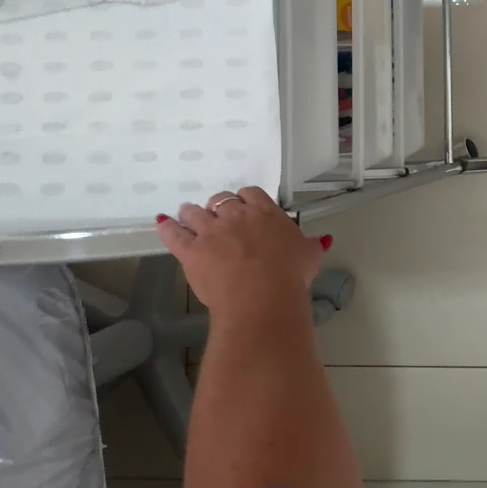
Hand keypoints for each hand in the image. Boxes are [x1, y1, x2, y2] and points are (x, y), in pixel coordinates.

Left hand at [156, 186, 324, 320]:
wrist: (261, 294)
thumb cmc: (290, 274)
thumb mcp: (309, 256)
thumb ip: (313, 244)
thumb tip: (322, 240)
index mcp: (266, 212)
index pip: (251, 193)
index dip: (245, 198)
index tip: (244, 206)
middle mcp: (236, 215)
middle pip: (221, 200)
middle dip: (219, 206)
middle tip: (219, 216)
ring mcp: (210, 231)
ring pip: (195, 212)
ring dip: (192, 212)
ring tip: (189, 214)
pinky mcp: (190, 250)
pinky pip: (174, 234)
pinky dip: (168, 227)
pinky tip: (164, 223)